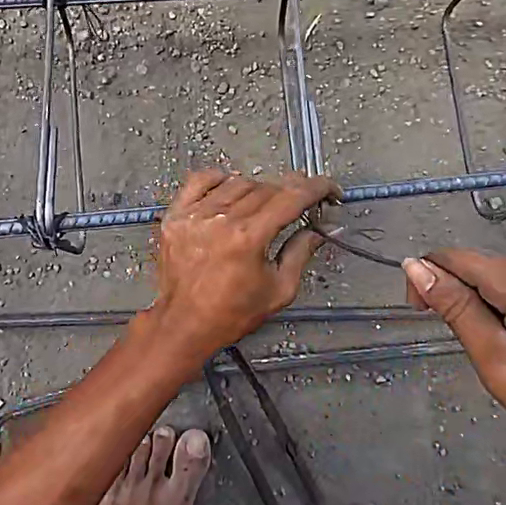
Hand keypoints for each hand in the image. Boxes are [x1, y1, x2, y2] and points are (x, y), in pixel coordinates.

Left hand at [153, 169, 339, 354]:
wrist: (184, 324)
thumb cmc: (231, 313)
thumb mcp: (279, 289)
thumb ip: (301, 252)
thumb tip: (322, 229)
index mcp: (249, 238)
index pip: (291, 198)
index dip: (316, 188)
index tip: (328, 188)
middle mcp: (221, 220)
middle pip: (267, 188)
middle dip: (291, 190)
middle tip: (302, 199)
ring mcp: (196, 215)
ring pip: (238, 182)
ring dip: (259, 188)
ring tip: (266, 203)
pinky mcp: (177, 215)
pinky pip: (201, 180)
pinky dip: (220, 179)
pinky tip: (231, 188)